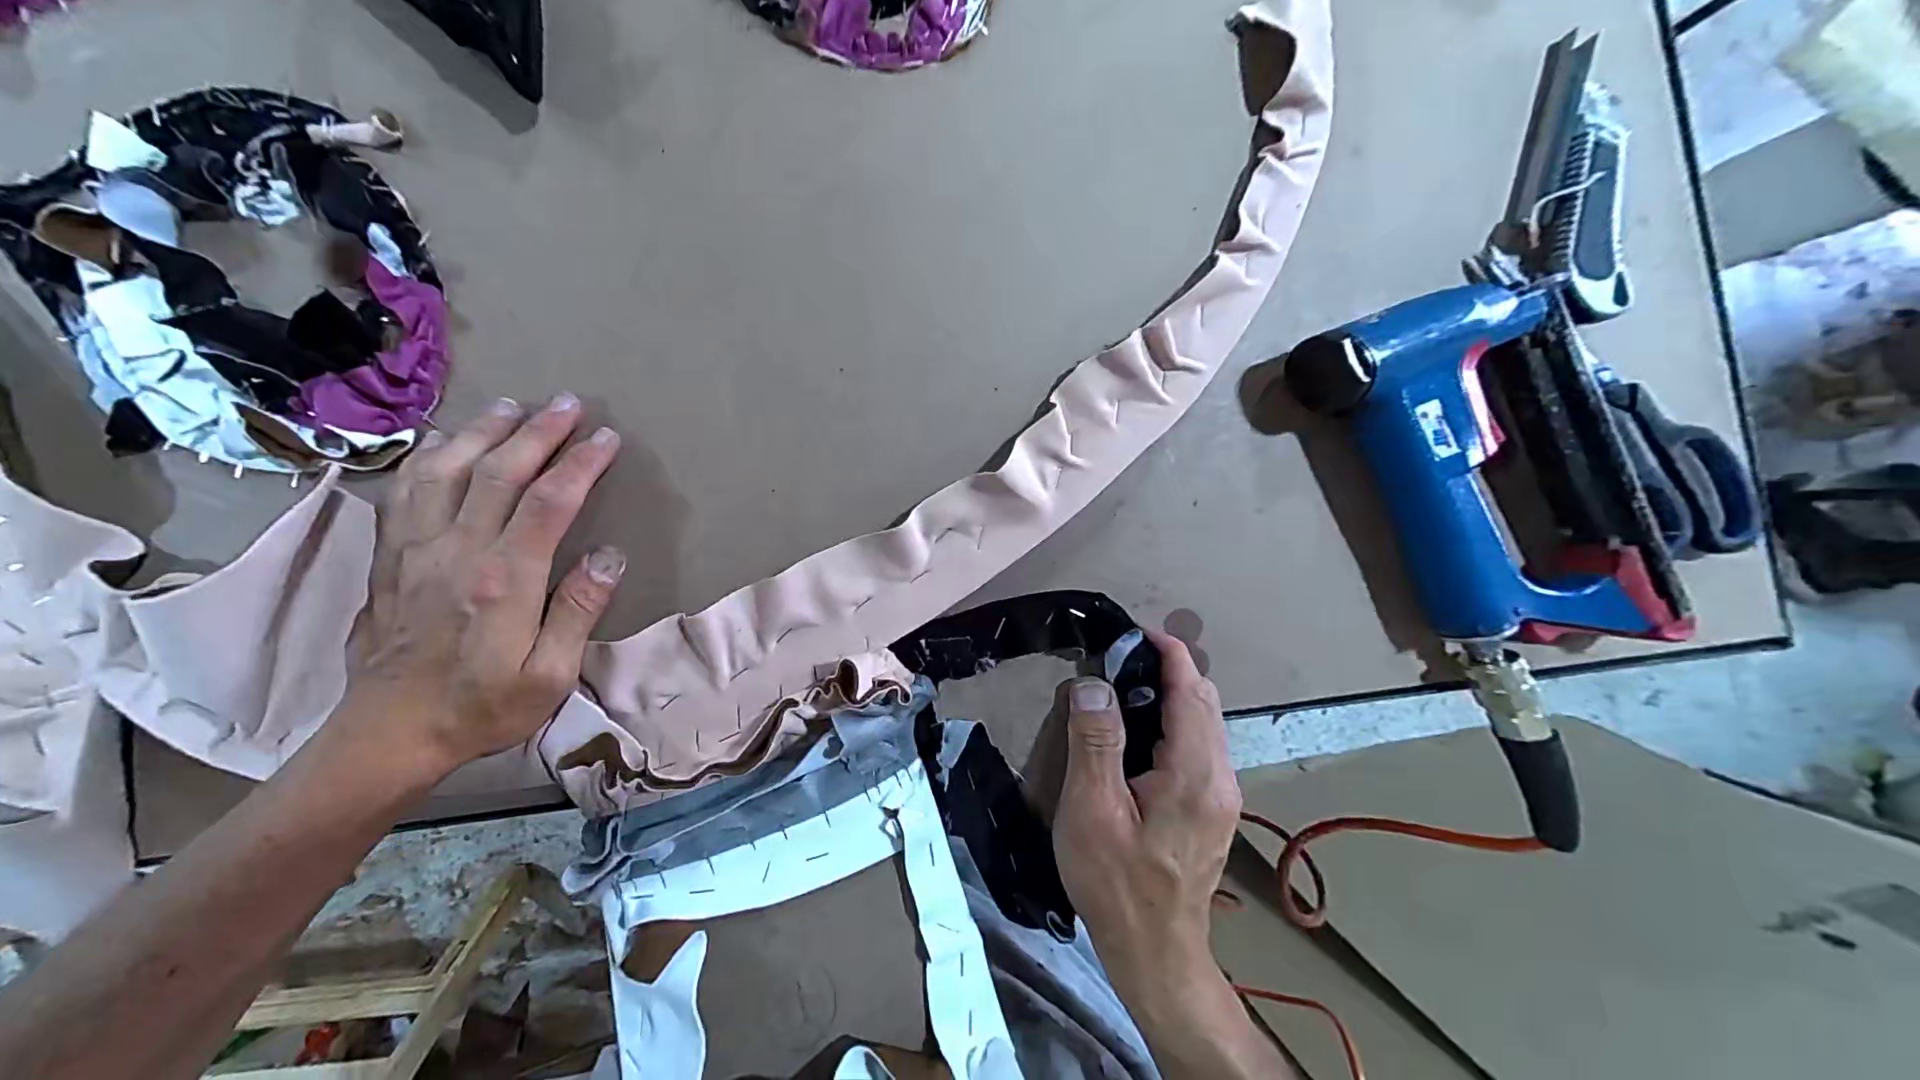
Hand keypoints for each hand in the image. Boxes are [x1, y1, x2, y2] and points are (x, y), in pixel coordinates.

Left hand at [339, 393, 623, 781]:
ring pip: (447, 470)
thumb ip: (579, 611)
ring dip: (484, 432)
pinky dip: (430, 456)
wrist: (391, 732)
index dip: (581, 464)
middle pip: (499, 473)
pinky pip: (406, 490)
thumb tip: (609, 555)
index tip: (607, 438)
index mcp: (503, 580)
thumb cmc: (484, 707)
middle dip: (539, 431)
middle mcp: (456, 552)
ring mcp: (415, 549)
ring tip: (513, 406)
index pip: (549, 503)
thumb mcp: (551, 676)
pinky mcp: (390, 556)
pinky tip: (448, 441)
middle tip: (568, 403)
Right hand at [1053, 631, 1289, 1076]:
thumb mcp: (1092, 812)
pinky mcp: (1214, 807)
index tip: (1134, 631)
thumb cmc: (1116, 883)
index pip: (1190, 690)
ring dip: (1171, 695)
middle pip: (1203, 701)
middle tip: (1117, 659)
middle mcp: (1221, 776)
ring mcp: (1223, 794)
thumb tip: (1095, 684)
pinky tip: (1140, 734)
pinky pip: (1200, 745)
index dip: (1167, 652)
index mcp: (1194, 772)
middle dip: (1167, 669)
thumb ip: (1096, 742)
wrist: (1155, 951)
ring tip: (1123, 688)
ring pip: (1205, 722)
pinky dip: (1174, 722)